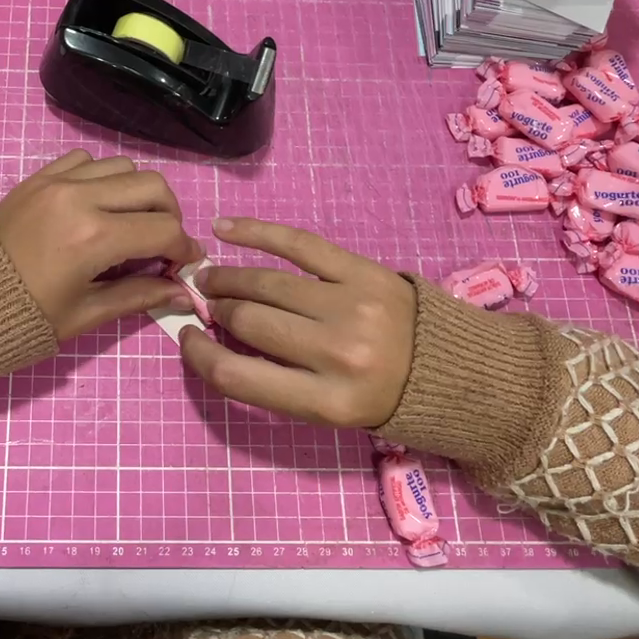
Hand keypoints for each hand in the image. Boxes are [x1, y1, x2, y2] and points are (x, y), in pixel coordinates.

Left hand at [0, 150, 203, 340]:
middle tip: (162, 245)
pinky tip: (98, 207)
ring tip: (131, 225)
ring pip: (122, 167)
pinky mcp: (37, 177)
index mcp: (93, 237)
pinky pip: (85, 161)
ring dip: (138, 194)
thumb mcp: (86, 315)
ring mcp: (55, 182)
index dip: (184, 248)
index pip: (164, 229)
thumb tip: (181, 291)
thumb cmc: (23, 321)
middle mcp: (79, 198)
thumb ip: (139, 296)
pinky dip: (103, 178)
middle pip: (152, 186)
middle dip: (169, 215)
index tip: (184, 265)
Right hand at [179, 218, 414, 427]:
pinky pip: (298, 244)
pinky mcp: (362, 271)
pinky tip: (225, 229)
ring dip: (228, 278)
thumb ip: (272, 380)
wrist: (451, 370)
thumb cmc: (380, 397)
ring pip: (266, 283)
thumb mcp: (327, 410)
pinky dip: (256, 233)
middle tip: (207, 304)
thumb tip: (217, 335)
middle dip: (218, 311)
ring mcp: (351, 307)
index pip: (236, 376)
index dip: (198, 356)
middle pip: (249, 323)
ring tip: (212, 277)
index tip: (187, 339)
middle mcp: (338, 355)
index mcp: (326, 402)